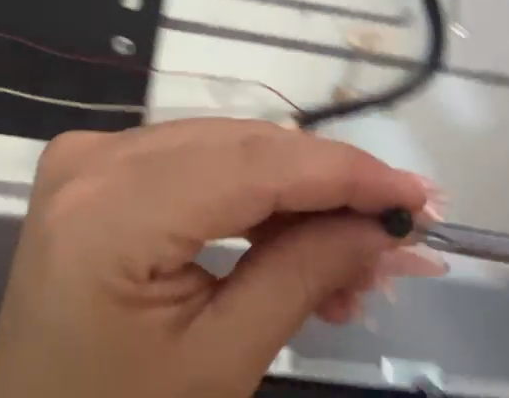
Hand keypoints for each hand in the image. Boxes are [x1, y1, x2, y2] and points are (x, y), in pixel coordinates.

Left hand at [0, 118, 445, 397]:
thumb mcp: (219, 362)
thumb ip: (304, 278)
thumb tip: (387, 229)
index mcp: (109, 211)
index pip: (251, 164)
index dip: (342, 173)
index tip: (418, 195)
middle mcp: (95, 158)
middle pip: (241, 147)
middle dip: (327, 187)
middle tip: (399, 233)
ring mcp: (90, 154)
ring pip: (224, 148)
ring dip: (296, 195)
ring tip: (357, 258)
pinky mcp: (97, 163)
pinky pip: (195, 161)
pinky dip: (251, 196)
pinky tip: (298, 238)